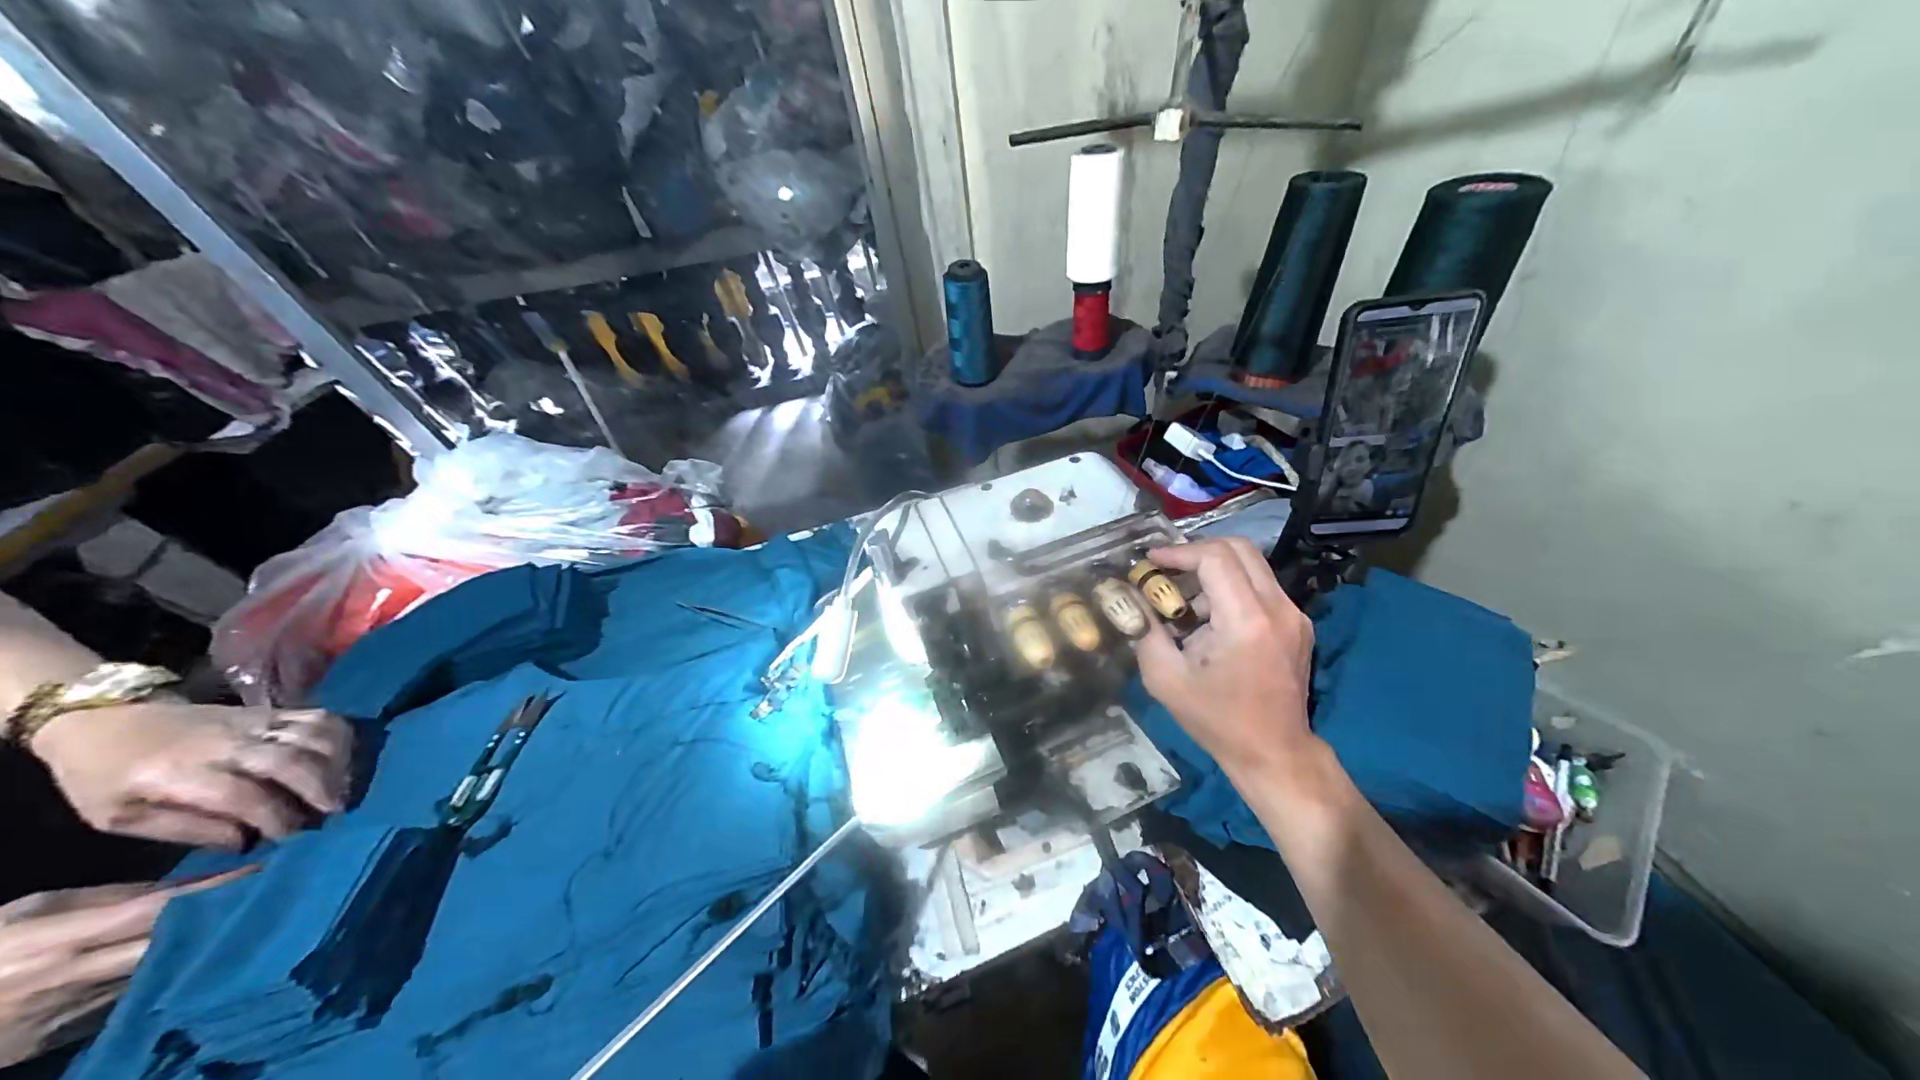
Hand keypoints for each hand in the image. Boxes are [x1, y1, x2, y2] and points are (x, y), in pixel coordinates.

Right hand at [0, 871, 251, 1066]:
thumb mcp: (36, 912)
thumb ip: (111, 897)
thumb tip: (186, 883)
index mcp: (68, 939)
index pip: (162, 907)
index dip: (220, 887)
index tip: (272, 866)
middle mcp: (82, 976)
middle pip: (177, 943)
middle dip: (229, 919)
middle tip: (288, 892)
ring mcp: (80, 1011)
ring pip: (169, 973)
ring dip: (216, 950)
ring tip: (273, 920)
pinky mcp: (79, 1035)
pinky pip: (146, 1000)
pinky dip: (183, 979)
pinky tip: (224, 961)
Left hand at [30, 702, 351, 849]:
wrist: (103, 720)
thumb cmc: (104, 777)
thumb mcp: (119, 817)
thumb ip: (185, 829)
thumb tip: (247, 842)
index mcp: (173, 774)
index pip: (241, 795)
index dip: (273, 819)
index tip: (289, 838)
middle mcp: (223, 743)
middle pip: (289, 761)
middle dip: (319, 790)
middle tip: (335, 814)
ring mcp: (252, 721)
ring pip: (314, 735)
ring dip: (338, 763)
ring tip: (343, 789)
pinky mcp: (269, 710)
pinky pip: (320, 717)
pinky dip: (340, 737)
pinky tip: (344, 759)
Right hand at [1134, 537, 1317, 779]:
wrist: (1274, 752)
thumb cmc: (1216, 719)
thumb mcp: (1165, 678)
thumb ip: (1146, 631)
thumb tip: (1135, 599)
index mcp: (1247, 620)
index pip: (1215, 558)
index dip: (1179, 552)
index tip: (1151, 561)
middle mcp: (1278, 608)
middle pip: (1239, 549)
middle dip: (1197, 550)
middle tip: (1167, 568)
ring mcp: (1294, 615)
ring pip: (1252, 565)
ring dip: (1214, 570)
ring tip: (1183, 598)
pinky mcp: (1297, 624)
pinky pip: (1261, 586)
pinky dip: (1231, 587)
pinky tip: (1208, 616)